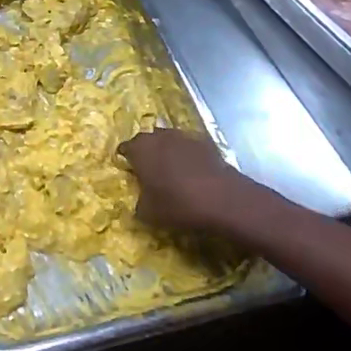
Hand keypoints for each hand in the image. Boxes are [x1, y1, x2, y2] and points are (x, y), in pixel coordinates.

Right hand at [118, 129, 257, 234]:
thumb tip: (139, 204)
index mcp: (138, 148)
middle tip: (153, 174)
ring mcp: (183, 137)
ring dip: (169, 154)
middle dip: (148, 154)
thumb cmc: (178, 203)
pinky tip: (197, 176)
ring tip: (176, 174)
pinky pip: (191, 149)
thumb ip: (139, 205)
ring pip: (169, 142)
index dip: (127, 162)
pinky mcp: (207, 143)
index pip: (125, 149)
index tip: (133, 176)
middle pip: (147, 142)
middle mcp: (157, 136)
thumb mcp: (149, 214)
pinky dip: (190, 158)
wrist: (225, 200)